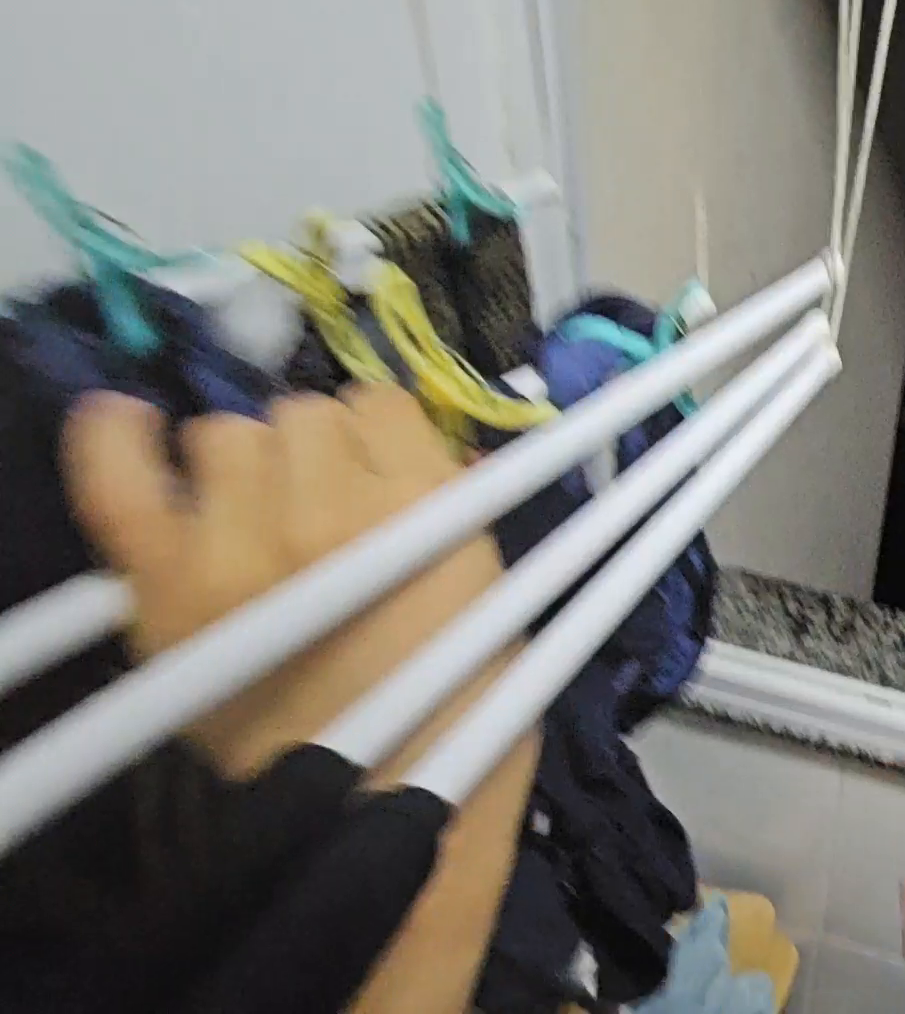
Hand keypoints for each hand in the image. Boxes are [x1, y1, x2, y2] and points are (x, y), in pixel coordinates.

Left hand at [63, 386, 536, 1013]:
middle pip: (306, 412)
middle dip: (327, 446)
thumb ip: (463, 501)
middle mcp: (331, 509)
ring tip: (269, 507)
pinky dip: (118, 440)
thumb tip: (433, 444)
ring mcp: (236, 544)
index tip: (393, 458)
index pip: (384, 402)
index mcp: (428, 508)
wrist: (380, 792)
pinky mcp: (161, 585)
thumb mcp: (497, 580)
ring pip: (226, 433)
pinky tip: (136, 424)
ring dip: (255, 459)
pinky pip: (118, 480)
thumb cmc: (467, 685)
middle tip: (338, 498)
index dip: (389, 426)